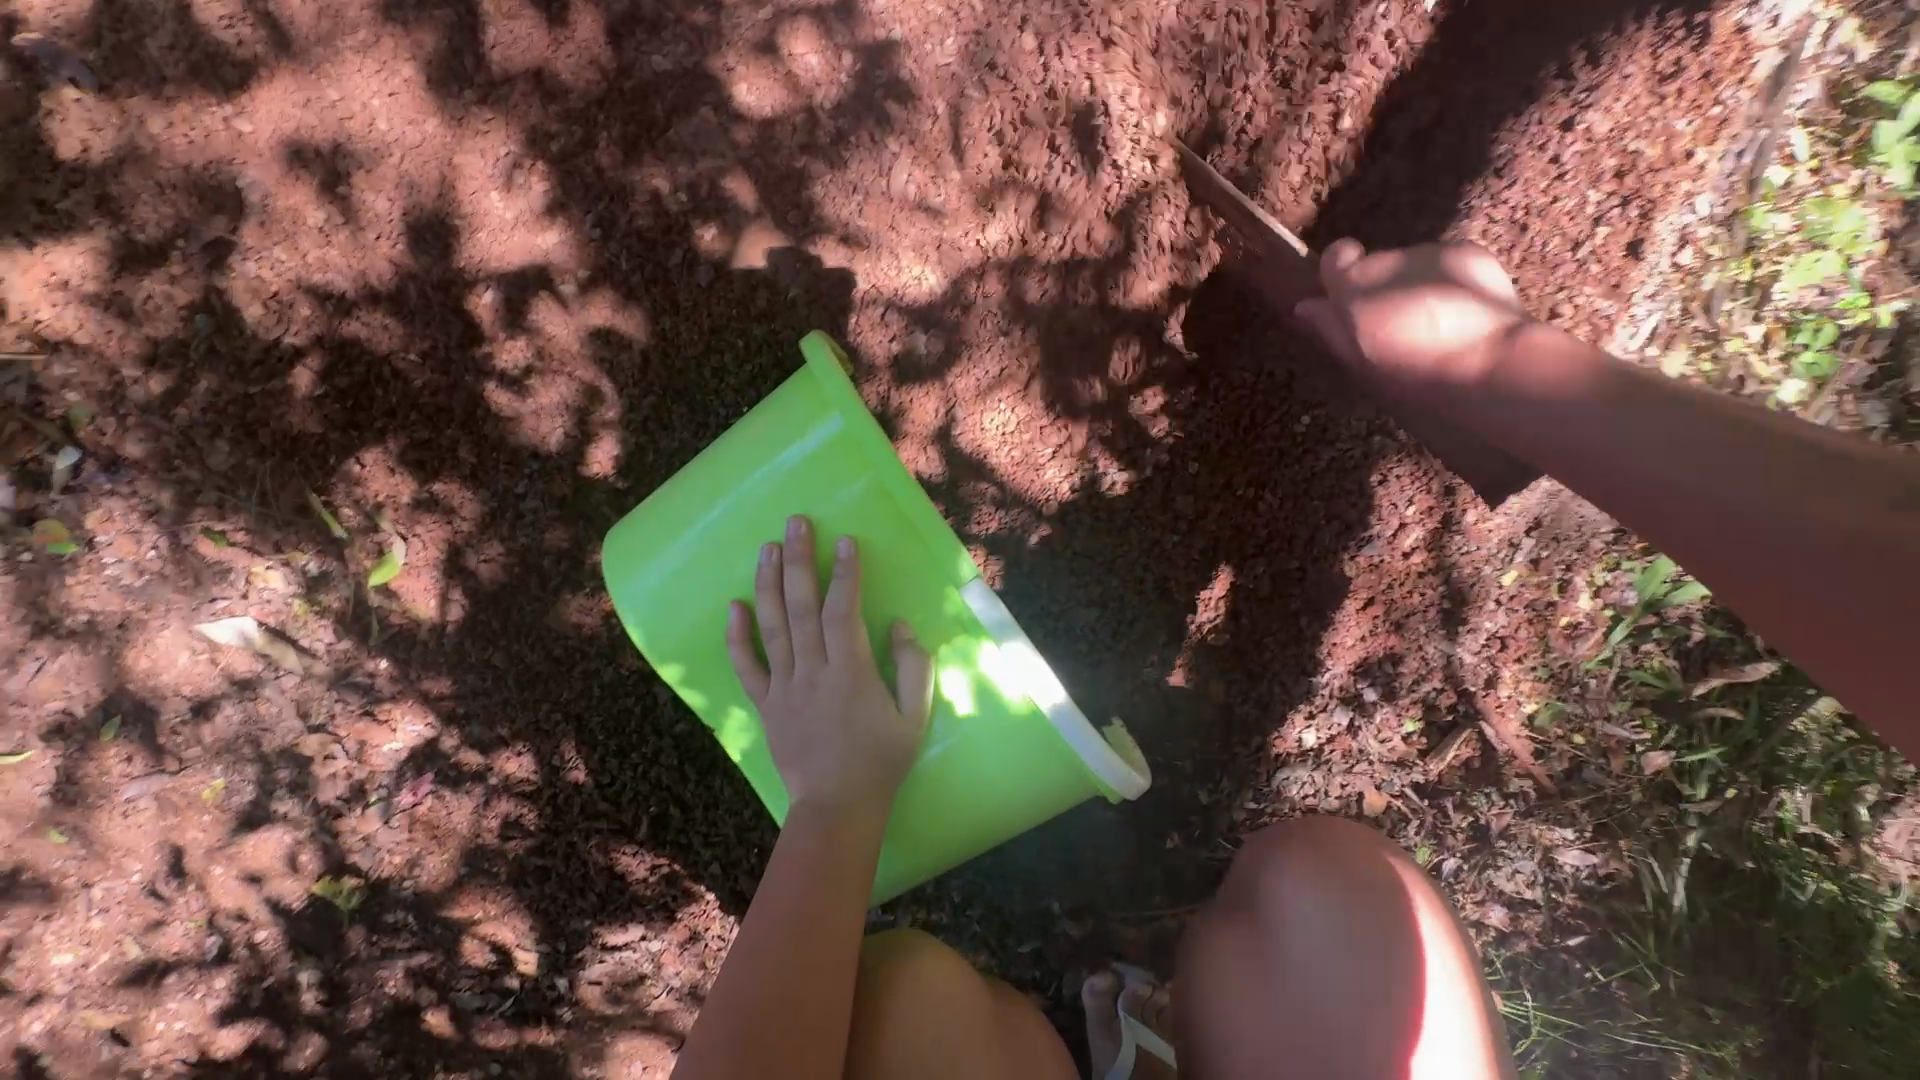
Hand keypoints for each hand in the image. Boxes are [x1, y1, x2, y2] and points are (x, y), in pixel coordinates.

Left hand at [725, 515, 933, 817]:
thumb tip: (898, 625)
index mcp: (851, 673)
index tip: (845, 540)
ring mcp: (784, 688)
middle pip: (803, 607)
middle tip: (796, 522)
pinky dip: (737, 637)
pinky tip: (733, 606)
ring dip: (769, 584)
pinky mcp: (765, 705)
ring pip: (773, 627)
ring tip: (767, 547)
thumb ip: (913, 668)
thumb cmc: (882, 761)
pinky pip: (746, 667)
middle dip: (800, 560)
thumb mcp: (916, 717)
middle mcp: (813, 672)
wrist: (838, 808)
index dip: (845, 573)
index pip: (845, 610)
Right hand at [1294, 239, 1530, 392]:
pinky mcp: (1468, 251)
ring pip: (1410, 265)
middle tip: (1394, 325)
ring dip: (1413, 285)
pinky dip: (1445, 282)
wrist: (1489, 365)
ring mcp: (1431, 252)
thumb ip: (1329, 328)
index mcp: (1355, 288)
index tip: (1348, 299)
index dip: (1340, 273)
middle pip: (1376, 264)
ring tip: (1432, 324)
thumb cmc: (1412, 376)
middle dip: (1380, 287)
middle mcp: (1390, 260)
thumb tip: (1304, 306)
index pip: (1336, 255)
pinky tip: (1459, 312)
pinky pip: (1443, 262)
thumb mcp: (1359, 362)